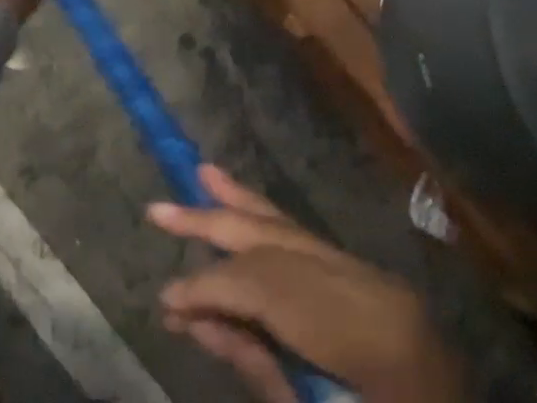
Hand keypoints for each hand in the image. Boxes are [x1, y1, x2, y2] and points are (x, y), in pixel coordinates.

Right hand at [147, 166, 463, 402]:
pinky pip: (313, 245)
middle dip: (214, 224)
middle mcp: (369, 291)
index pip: (263, 286)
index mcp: (358, 330)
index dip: (209, 287)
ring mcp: (377, 283)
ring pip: (297, 231)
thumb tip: (193, 318)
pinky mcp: (379, 286)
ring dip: (244, 206)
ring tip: (204, 174)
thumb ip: (254, 362)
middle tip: (158, 211)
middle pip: (277, 243)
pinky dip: (274, 224)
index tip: (167, 300)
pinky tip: (247, 209)